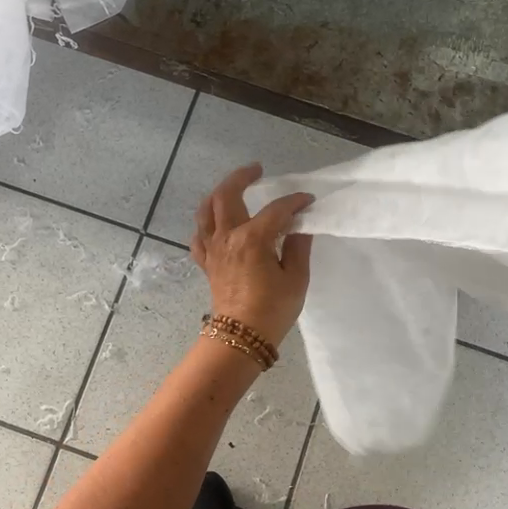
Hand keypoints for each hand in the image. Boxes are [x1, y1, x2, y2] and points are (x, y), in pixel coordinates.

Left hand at [190, 164, 312, 345]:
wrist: (241, 338)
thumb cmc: (273, 310)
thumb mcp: (296, 278)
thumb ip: (298, 247)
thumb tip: (299, 226)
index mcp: (252, 239)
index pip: (276, 210)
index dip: (294, 202)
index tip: (308, 201)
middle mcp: (227, 238)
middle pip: (226, 195)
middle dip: (241, 177)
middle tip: (256, 170)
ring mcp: (212, 249)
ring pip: (205, 211)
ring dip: (218, 194)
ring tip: (233, 188)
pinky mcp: (206, 263)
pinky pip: (199, 236)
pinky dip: (206, 224)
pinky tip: (216, 224)